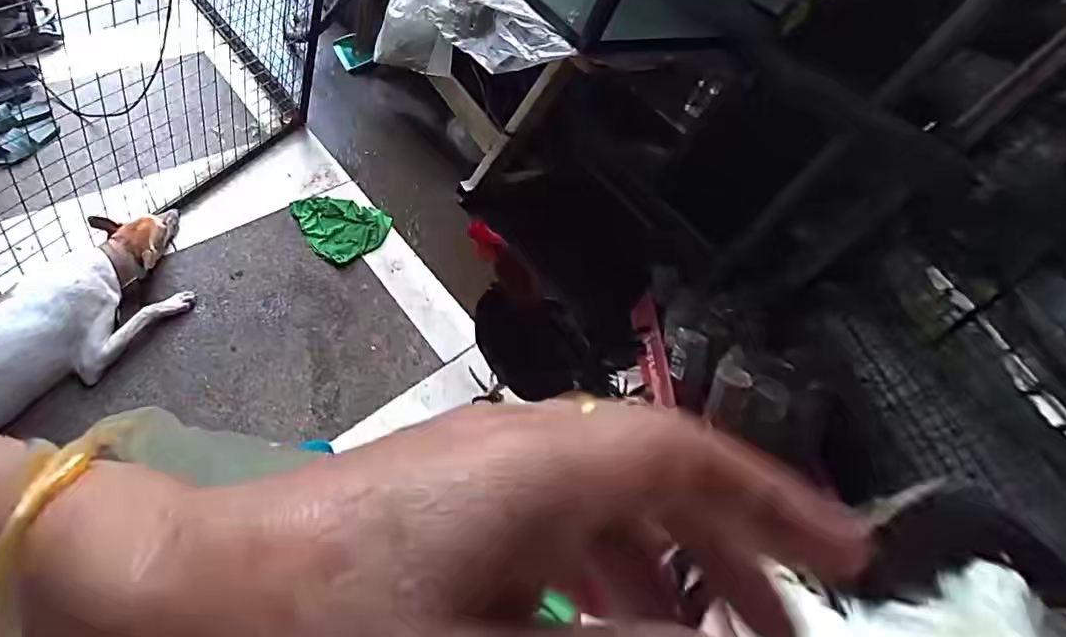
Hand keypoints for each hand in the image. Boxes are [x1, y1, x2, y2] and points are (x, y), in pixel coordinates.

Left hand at [21, 401, 866, 636]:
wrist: (211, 584)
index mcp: (525, 465)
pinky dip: (599, 566)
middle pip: (642, 465)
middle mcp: (503, 446)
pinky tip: (610, 626)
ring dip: (665, 559)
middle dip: (730, 537)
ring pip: (597, 493)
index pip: (671, 448)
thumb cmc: (335, 620)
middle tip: (802, 619)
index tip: (854, 551)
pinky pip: (548, 517)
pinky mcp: (439, 494)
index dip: (769, 491)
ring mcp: (468, 465)